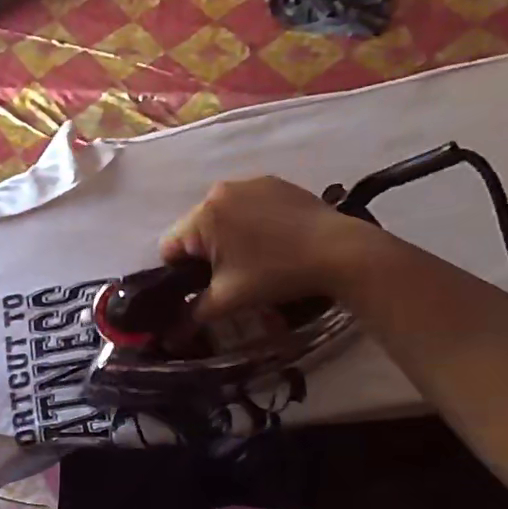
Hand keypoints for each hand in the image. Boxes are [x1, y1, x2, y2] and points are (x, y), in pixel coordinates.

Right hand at [159, 177, 375, 320]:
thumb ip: (195, 311)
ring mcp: (248, 183)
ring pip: (220, 216)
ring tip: (254, 257)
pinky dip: (250, 222)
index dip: (179, 272)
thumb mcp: (229, 299)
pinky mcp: (274, 182)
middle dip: (204, 253)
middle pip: (194, 228)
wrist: (339, 251)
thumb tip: (177, 326)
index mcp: (203, 216)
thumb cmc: (276, 274)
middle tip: (230, 276)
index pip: (169, 246)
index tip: (203, 286)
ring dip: (227, 236)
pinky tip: (272, 240)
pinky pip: (246, 205)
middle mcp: (219, 191)